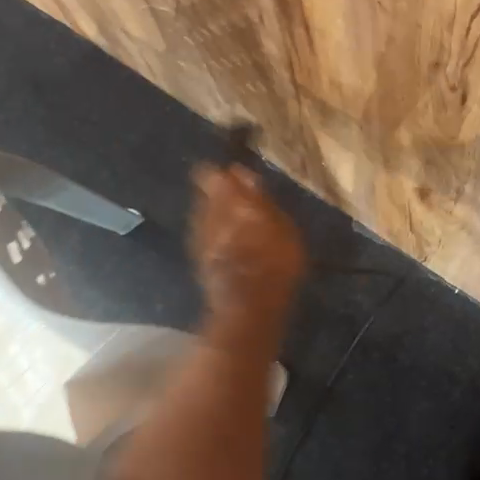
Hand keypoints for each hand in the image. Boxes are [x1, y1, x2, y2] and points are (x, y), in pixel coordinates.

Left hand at [190, 164, 305, 332]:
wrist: (248, 307)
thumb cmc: (274, 262)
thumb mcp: (282, 226)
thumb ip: (260, 199)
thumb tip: (241, 173)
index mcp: (229, 201)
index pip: (215, 177)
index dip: (221, 173)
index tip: (231, 172)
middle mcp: (208, 216)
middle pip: (206, 195)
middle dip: (216, 192)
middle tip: (233, 193)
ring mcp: (199, 239)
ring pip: (203, 215)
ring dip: (215, 212)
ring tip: (233, 216)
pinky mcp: (198, 259)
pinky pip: (204, 235)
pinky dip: (214, 232)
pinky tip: (227, 238)